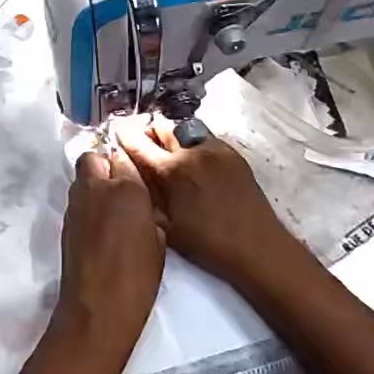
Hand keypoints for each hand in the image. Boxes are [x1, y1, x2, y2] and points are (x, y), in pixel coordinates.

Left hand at [57, 147, 166, 347]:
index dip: (131, 167)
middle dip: (105, 166)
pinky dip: (87, 205)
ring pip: (81, 178)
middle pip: (93, 159)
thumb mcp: (159, 241)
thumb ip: (150, 212)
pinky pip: (77, 201)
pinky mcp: (65, 223)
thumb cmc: (138, 277)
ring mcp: (75, 205)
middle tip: (122, 188)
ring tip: (112, 208)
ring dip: (94, 184)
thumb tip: (144, 206)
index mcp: (126, 189)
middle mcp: (96, 189)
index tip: (139, 179)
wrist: (98, 309)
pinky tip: (101, 226)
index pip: (124, 157)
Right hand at [116, 118, 310, 289]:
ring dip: (172, 135)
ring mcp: (216, 150)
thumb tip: (131, 176)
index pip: (140, 144)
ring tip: (168, 149)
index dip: (125, 136)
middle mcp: (192, 152)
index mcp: (172, 171)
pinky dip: (193, 143)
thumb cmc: (206, 243)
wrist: (256, 245)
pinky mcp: (233, 154)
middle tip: (142, 141)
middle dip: (149, 131)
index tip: (116, 130)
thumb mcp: (166, 225)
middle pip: (163, 127)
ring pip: (185, 129)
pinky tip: (194, 160)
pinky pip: (206, 138)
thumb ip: (147, 195)